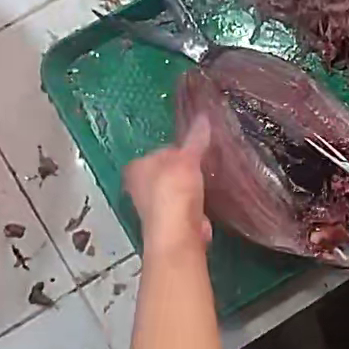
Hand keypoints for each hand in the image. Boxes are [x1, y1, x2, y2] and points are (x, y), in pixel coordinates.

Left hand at [124, 117, 212, 254]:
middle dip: (188, 167)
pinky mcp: (170, 220)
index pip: (163, 149)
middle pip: (170, 168)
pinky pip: (186, 203)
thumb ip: (196, 138)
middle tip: (210, 164)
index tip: (202, 151)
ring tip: (212, 180)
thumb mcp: (187, 159)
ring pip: (178, 187)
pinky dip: (196, 201)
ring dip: (193, 185)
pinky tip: (209, 199)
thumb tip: (204, 115)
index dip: (183, 149)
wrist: (178, 233)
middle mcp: (139, 185)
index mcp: (137, 167)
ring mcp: (154, 205)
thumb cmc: (175, 192)